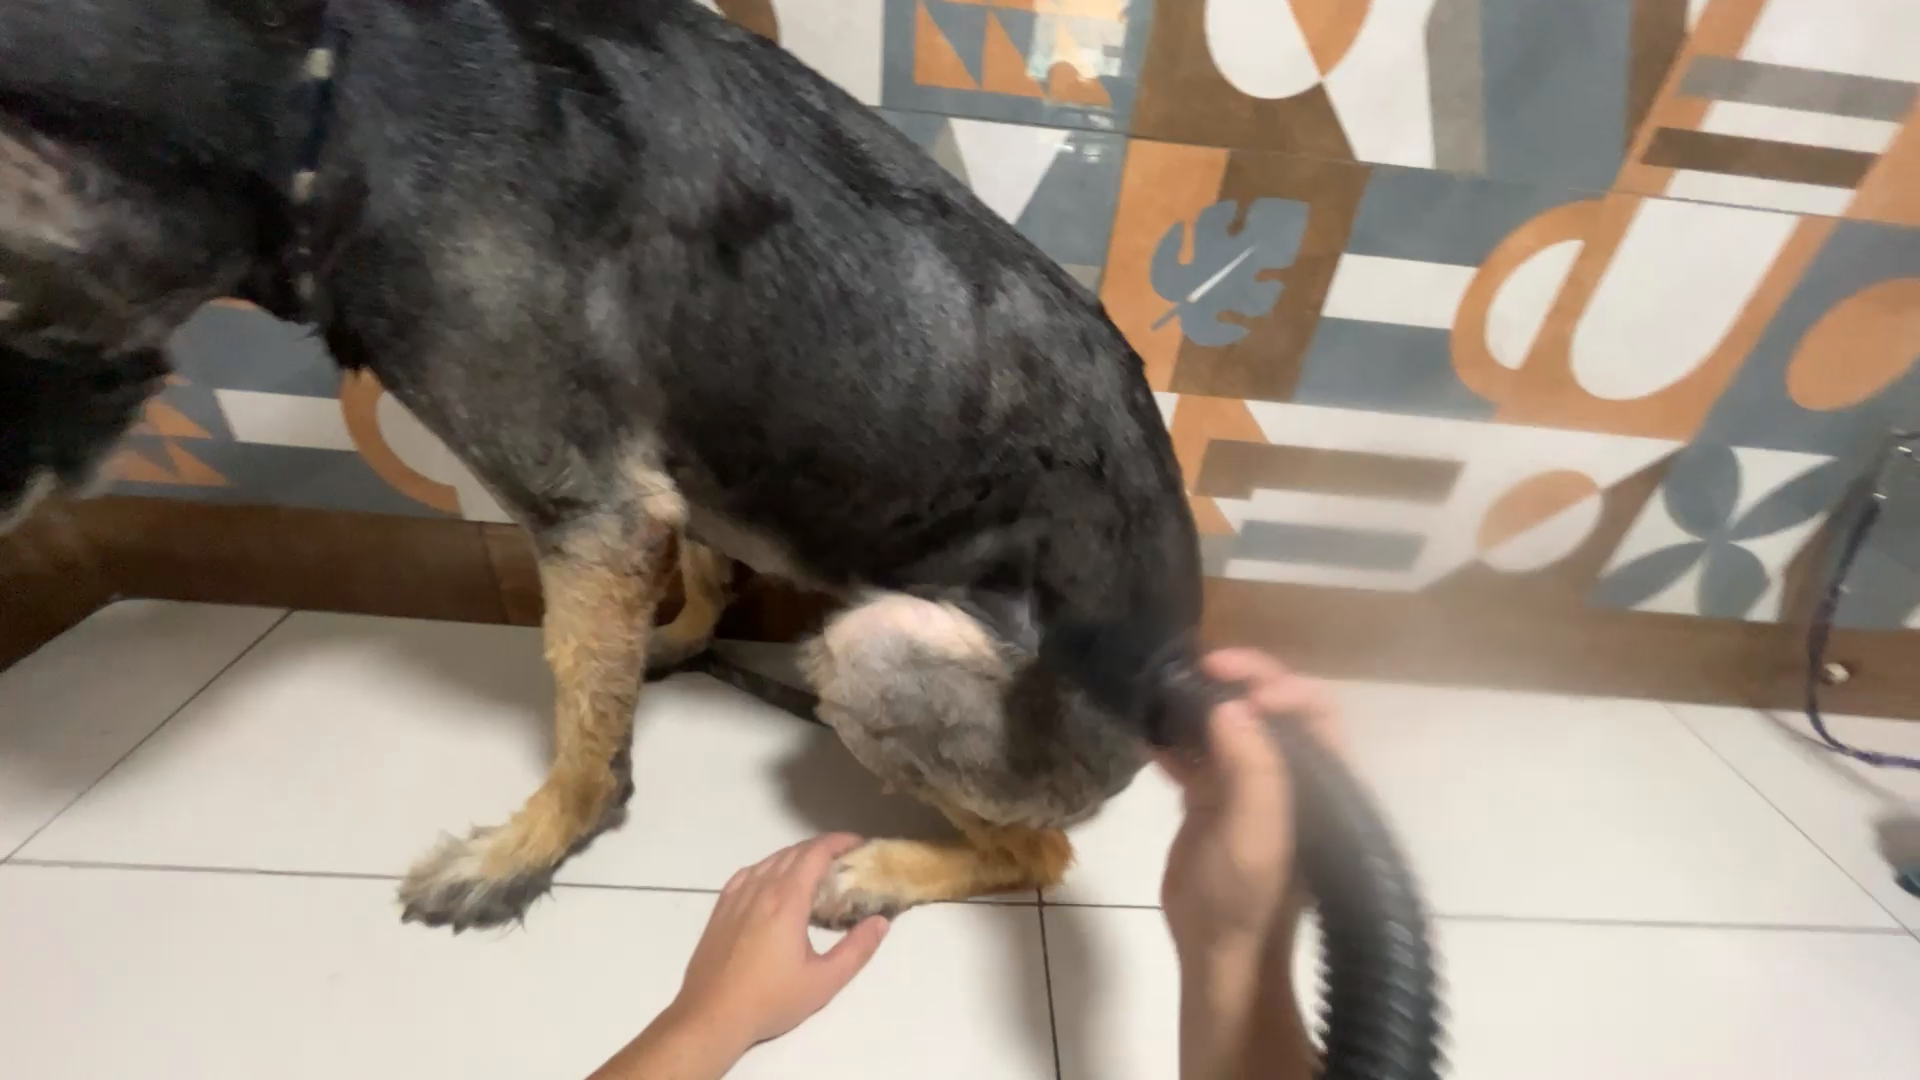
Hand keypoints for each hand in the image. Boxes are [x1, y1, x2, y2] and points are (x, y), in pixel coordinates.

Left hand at [670, 834, 890, 1051]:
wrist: (709, 1018)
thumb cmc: (769, 1000)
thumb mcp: (823, 982)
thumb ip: (857, 950)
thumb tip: (881, 922)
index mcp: (787, 899)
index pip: (816, 852)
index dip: (839, 841)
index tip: (859, 844)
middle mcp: (762, 887)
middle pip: (795, 851)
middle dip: (822, 848)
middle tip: (844, 861)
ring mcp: (737, 895)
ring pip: (771, 859)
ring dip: (797, 857)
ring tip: (814, 872)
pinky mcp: (721, 908)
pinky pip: (749, 872)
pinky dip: (769, 867)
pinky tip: (773, 882)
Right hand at [1158, 650, 1338, 954]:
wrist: (1214, 950)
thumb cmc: (1246, 899)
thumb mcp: (1256, 837)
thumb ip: (1253, 770)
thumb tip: (1230, 705)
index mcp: (1318, 782)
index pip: (1314, 710)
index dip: (1278, 685)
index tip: (1229, 680)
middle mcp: (1286, 774)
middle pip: (1268, 707)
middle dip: (1236, 681)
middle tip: (1194, 668)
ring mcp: (1245, 783)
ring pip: (1228, 723)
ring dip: (1199, 701)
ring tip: (1165, 689)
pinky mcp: (1209, 796)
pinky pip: (1192, 751)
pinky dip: (1170, 736)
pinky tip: (1144, 729)